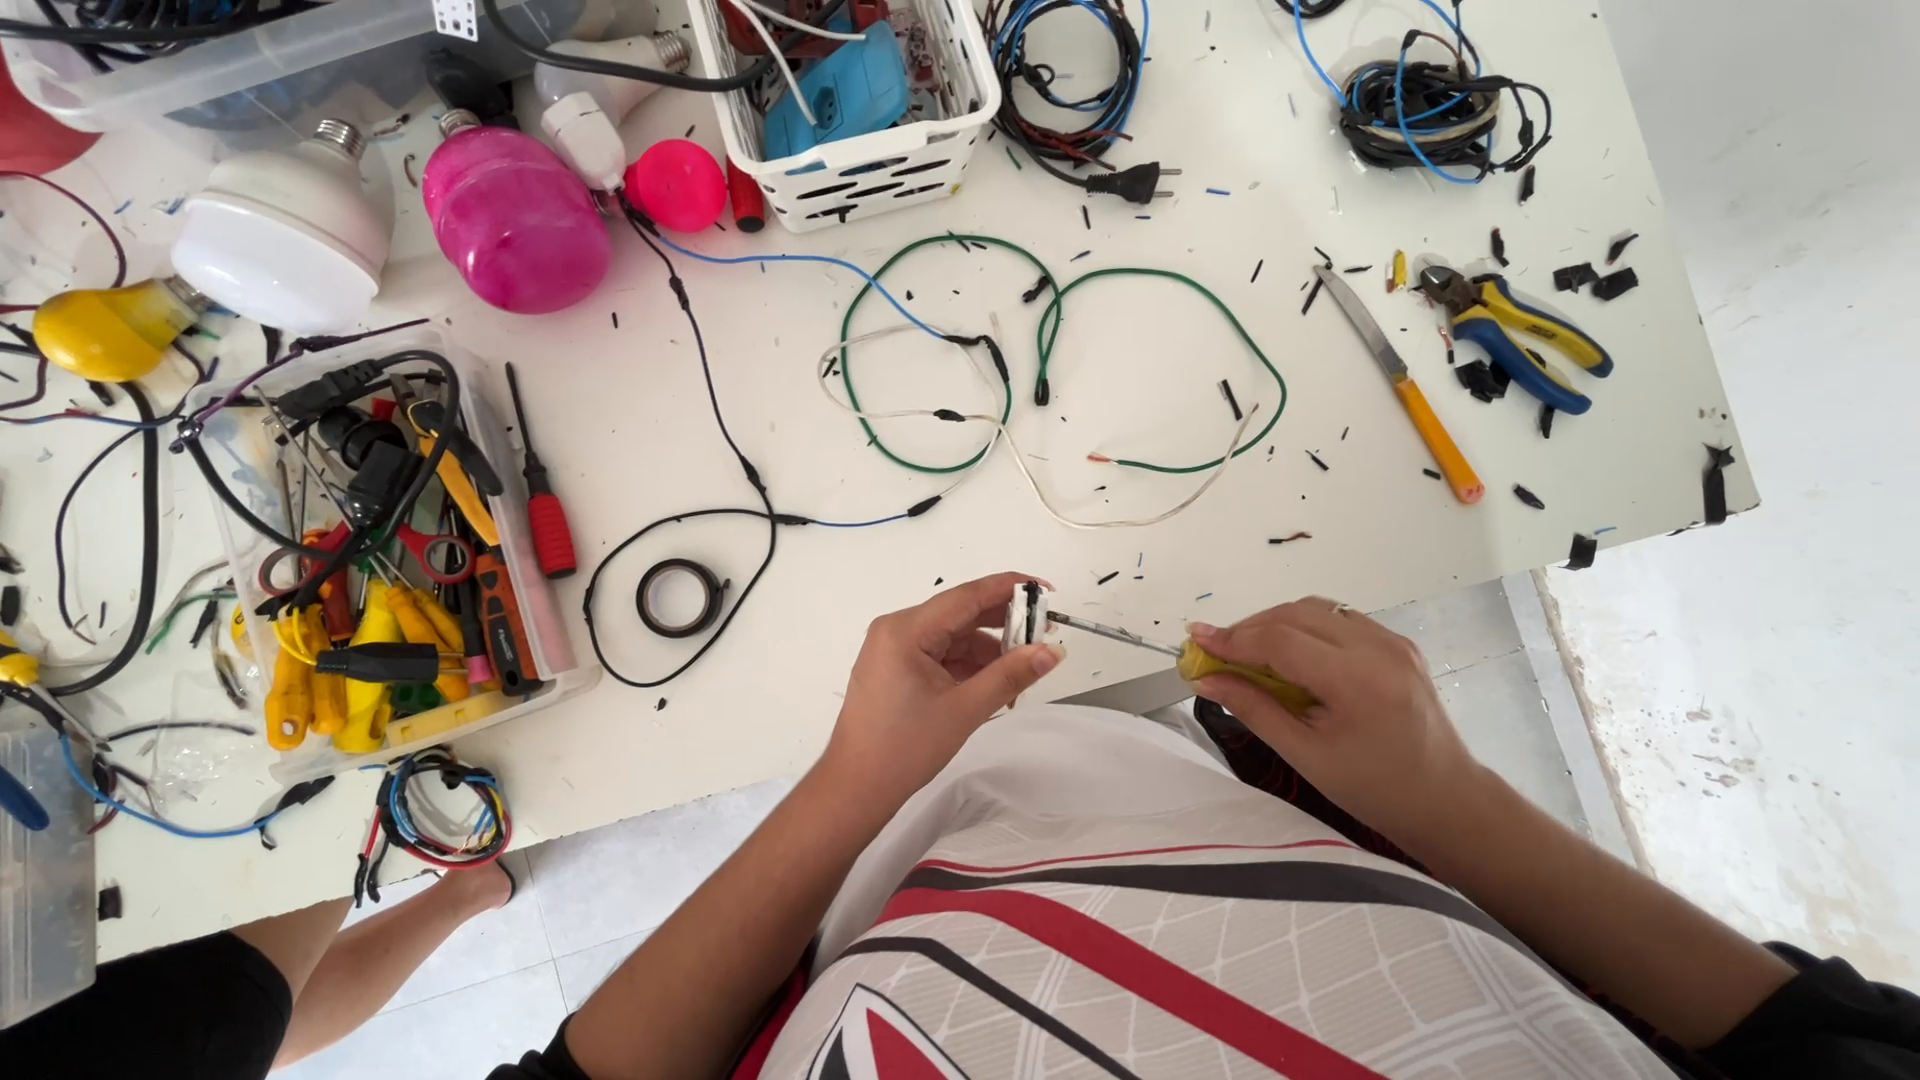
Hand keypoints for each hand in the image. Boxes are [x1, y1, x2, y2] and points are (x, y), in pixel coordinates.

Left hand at [820, 572, 1063, 807]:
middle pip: (960, 614)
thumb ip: (1011, 674)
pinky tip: (994, 686)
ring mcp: (894, 649)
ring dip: (988, 653)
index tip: (1046, 590)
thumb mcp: (965, 709)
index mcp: (905, 630)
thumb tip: (1053, 651)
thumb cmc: (904, 749)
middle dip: (1003, 626)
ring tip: (1020, 676)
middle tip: (1043, 637)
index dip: (1009, 588)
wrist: (855, 789)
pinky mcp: (897, 669)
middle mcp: (896, 630)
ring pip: (953, 637)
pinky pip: (941, 655)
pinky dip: (969, 667)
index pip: (966, 596)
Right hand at [1188, 598, 1488, 852]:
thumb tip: (1206, 679)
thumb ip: (1253, 708)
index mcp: (1358, 681)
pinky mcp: (1396, 643)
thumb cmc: (1373, 788)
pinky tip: (1286, 654)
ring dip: (1273, 623)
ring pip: (1314, 609)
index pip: (1280, 641)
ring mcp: (1391, 641)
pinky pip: (1336, 619)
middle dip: (1248, 628)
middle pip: (1294, 614)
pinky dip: (1302, 627)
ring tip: (1246, 651)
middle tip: (1214, 650)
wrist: (1447, 799)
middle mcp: (1378, 648)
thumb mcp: (1305, 754)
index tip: (1194, 640)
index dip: (1231, 638)